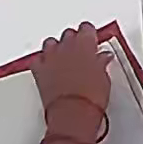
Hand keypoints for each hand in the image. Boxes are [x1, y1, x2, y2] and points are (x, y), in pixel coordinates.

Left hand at [31, 22, 110, 142]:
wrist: (73, 115)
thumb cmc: (90, 99)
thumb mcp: (104, 79)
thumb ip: (101, 63)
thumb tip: (102, 59)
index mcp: (85, 45)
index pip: (86, 28)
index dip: (89, 34)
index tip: (92, 40)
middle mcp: (66, 47)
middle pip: (68, 33)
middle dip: (74, 41)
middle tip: (81, 52)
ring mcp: (51, 58)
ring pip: (51, 43)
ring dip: (57, 48)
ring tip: (65, 59)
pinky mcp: (39, 70)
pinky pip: (38, 59)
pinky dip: (43, 61)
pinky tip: (49, 67)